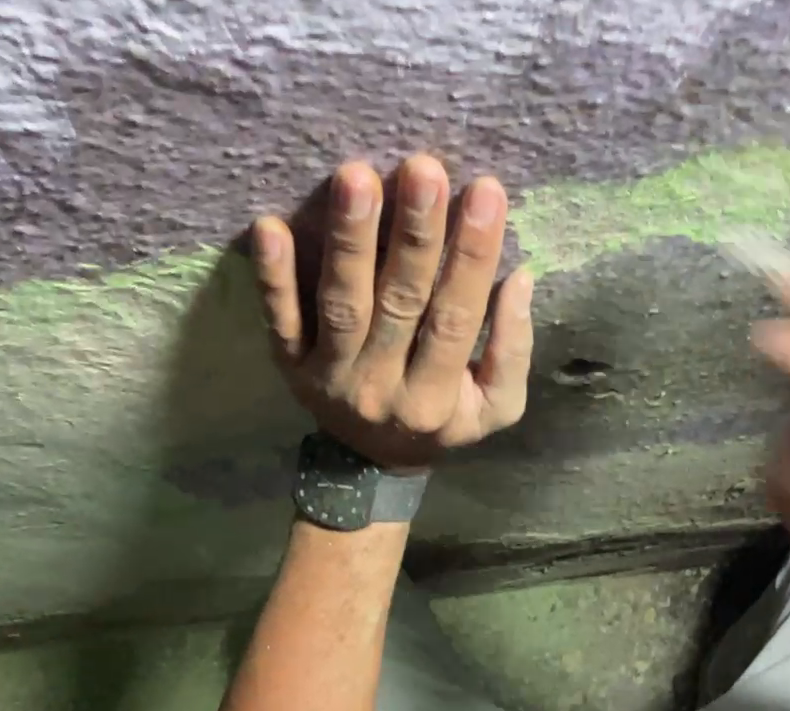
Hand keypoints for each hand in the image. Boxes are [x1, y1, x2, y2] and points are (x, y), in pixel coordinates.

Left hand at [252, 155, 535, 469]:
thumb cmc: (442, 420)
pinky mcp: (289, 365)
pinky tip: (269, 228)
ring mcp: (330, 376)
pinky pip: (279, 321)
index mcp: (436, 399)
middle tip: (423, 169)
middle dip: (415, 236)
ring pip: (342, 305)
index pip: (457, 319)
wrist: (372, 463)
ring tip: (357, 177)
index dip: (472, 258)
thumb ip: (513, 352)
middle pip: (400, 304)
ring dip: (349, 241)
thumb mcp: (494, 408)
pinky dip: (273, 277)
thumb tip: (520, 280)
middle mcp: (382, 389)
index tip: (487, 193)